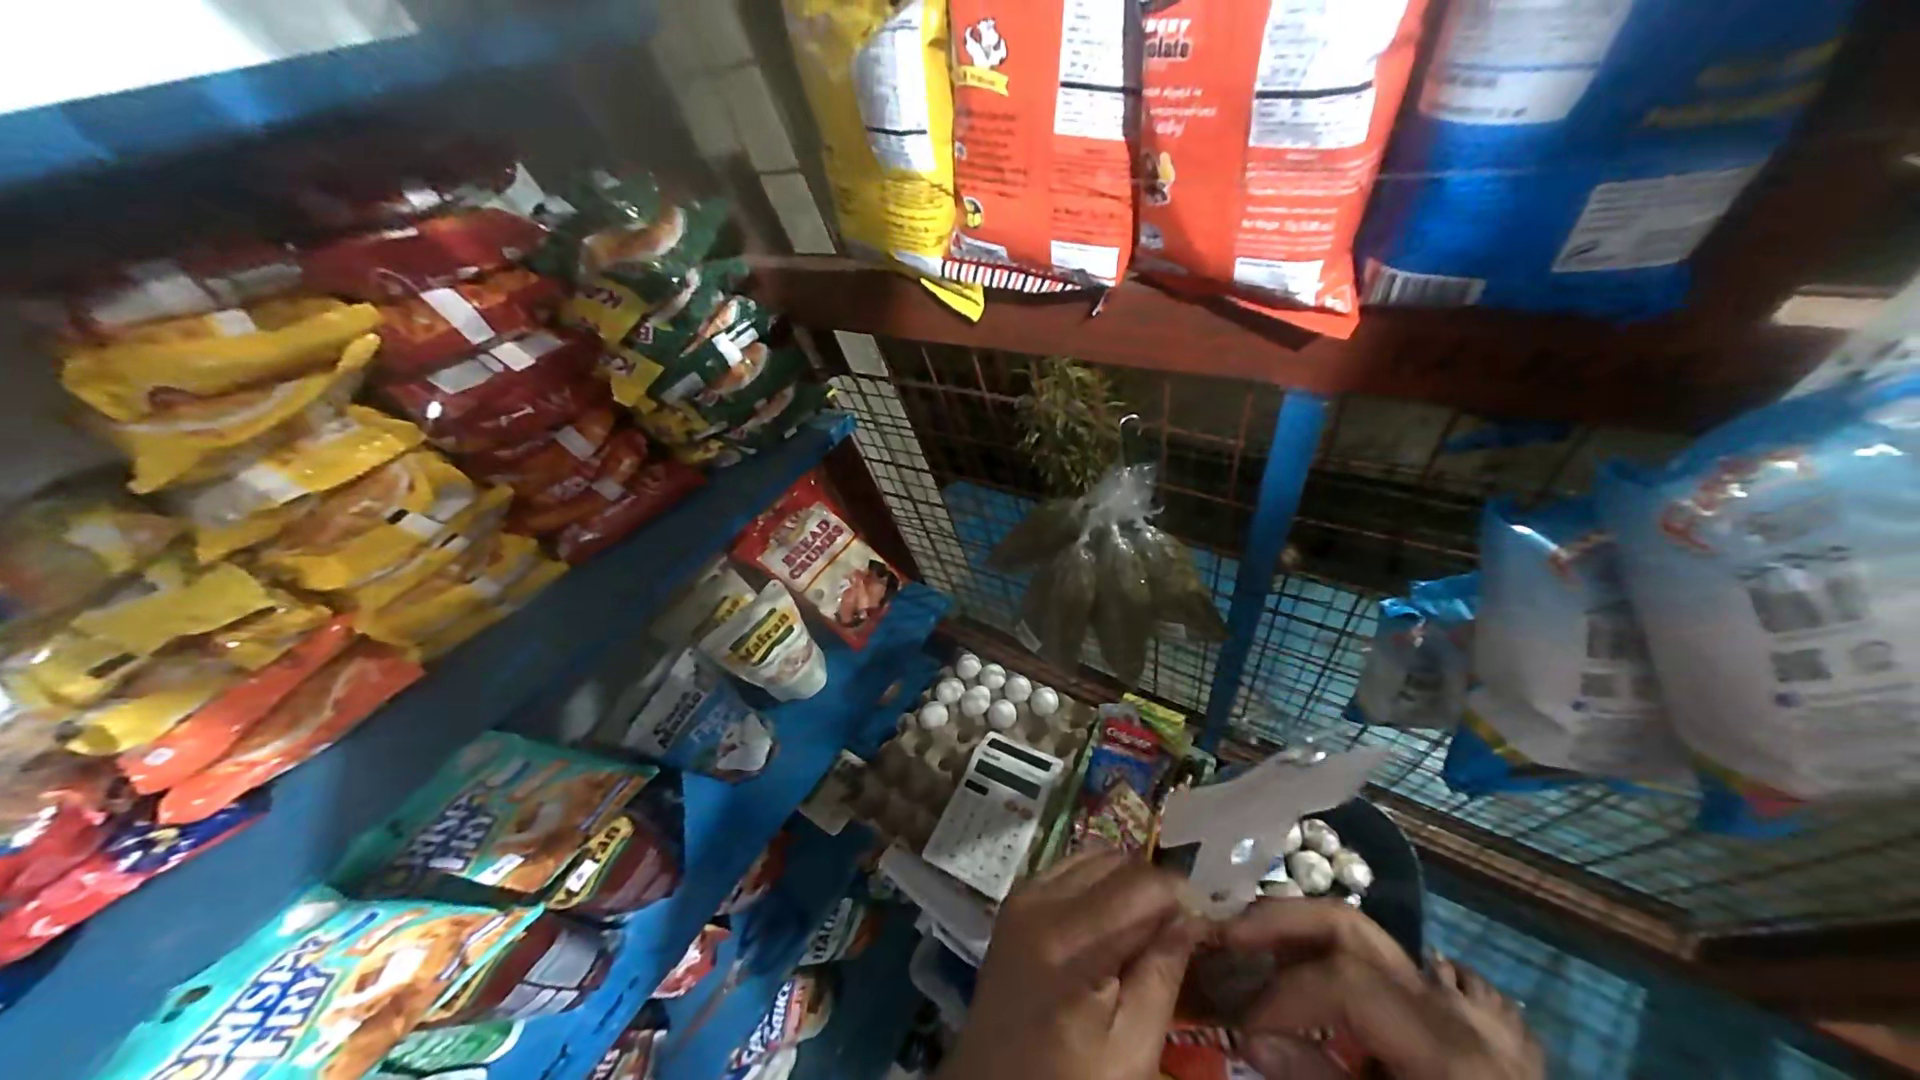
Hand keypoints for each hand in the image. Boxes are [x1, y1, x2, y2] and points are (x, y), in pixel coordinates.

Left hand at [938, 852, 1205, 1079]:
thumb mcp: (1131, 1049)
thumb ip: (1162, 973)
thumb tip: (1193, 916)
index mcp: (1070, 939)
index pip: (1143, 882)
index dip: (1181, 897)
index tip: (1201, 925)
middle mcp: (1041, 900)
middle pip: (1118, 862)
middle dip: (1154, 889)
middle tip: (1173, 933)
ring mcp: (1023, 895)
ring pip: (1093, 857)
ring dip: (1125, 882)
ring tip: (1140, 930)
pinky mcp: (1015, 901)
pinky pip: (1067, 869)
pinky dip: (1095, 883)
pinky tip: (1106, 923)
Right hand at [1219, 899, 1543, 1079]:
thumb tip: (1253, 1037)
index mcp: (1445, 1047)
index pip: (1339, 978)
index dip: (1278, 995)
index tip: (1238, 1027)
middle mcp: (1458, 1011)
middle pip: (1352, 928)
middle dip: (1279, 922)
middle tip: (1228, 935)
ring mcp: (1479, 1016)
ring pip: (1379, 943)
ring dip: (1311, 940)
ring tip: (1266, 954)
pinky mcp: (1493, 1035)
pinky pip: (1422, 979)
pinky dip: (1368, 973)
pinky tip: (1345, 997)